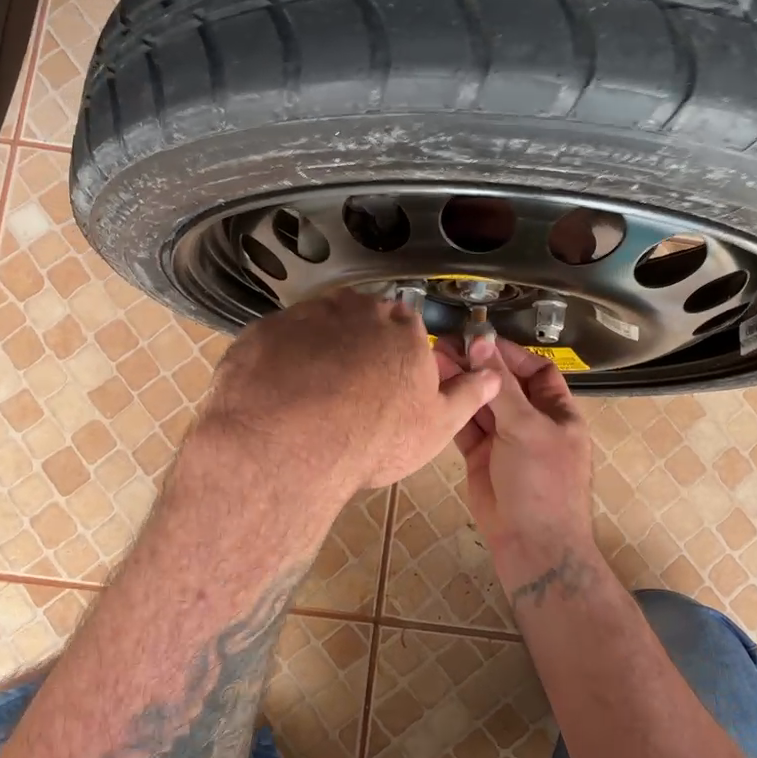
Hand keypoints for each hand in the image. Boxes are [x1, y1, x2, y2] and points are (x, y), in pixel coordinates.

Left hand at [198, 291, 500, 495]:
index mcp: (403, 330)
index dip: (398, 353)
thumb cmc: (374, 439)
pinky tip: (276, 391)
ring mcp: (305, 317)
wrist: (290, 446)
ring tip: (310, 392)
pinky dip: (278, 359)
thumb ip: (467, 395)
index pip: (407, 325)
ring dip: (316, 348)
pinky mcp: (263, 331)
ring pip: (317, 325)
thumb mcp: (436, 427)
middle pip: (361, 318)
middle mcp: (355, 311)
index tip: (389, 380)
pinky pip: (276, 341)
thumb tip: (493, 376)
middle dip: (357, 344)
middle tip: (348, 388)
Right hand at [437, 335, 595, 571]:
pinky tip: (433, 392)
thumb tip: (482, 342)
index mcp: (557, 412)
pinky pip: (465, 428)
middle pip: (503, 385)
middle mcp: (532, 422)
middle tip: (444, 345)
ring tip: (432, 362)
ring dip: (461, 384)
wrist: (533, 545)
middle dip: (478, 366)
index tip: (478, 338)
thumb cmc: (543, 483)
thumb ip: (502, 387)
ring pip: (481, 405)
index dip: (509, 354)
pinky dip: (451, 410)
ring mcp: (505, 441)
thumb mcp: (527, 429)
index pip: (535, 370)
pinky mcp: (480, 458)